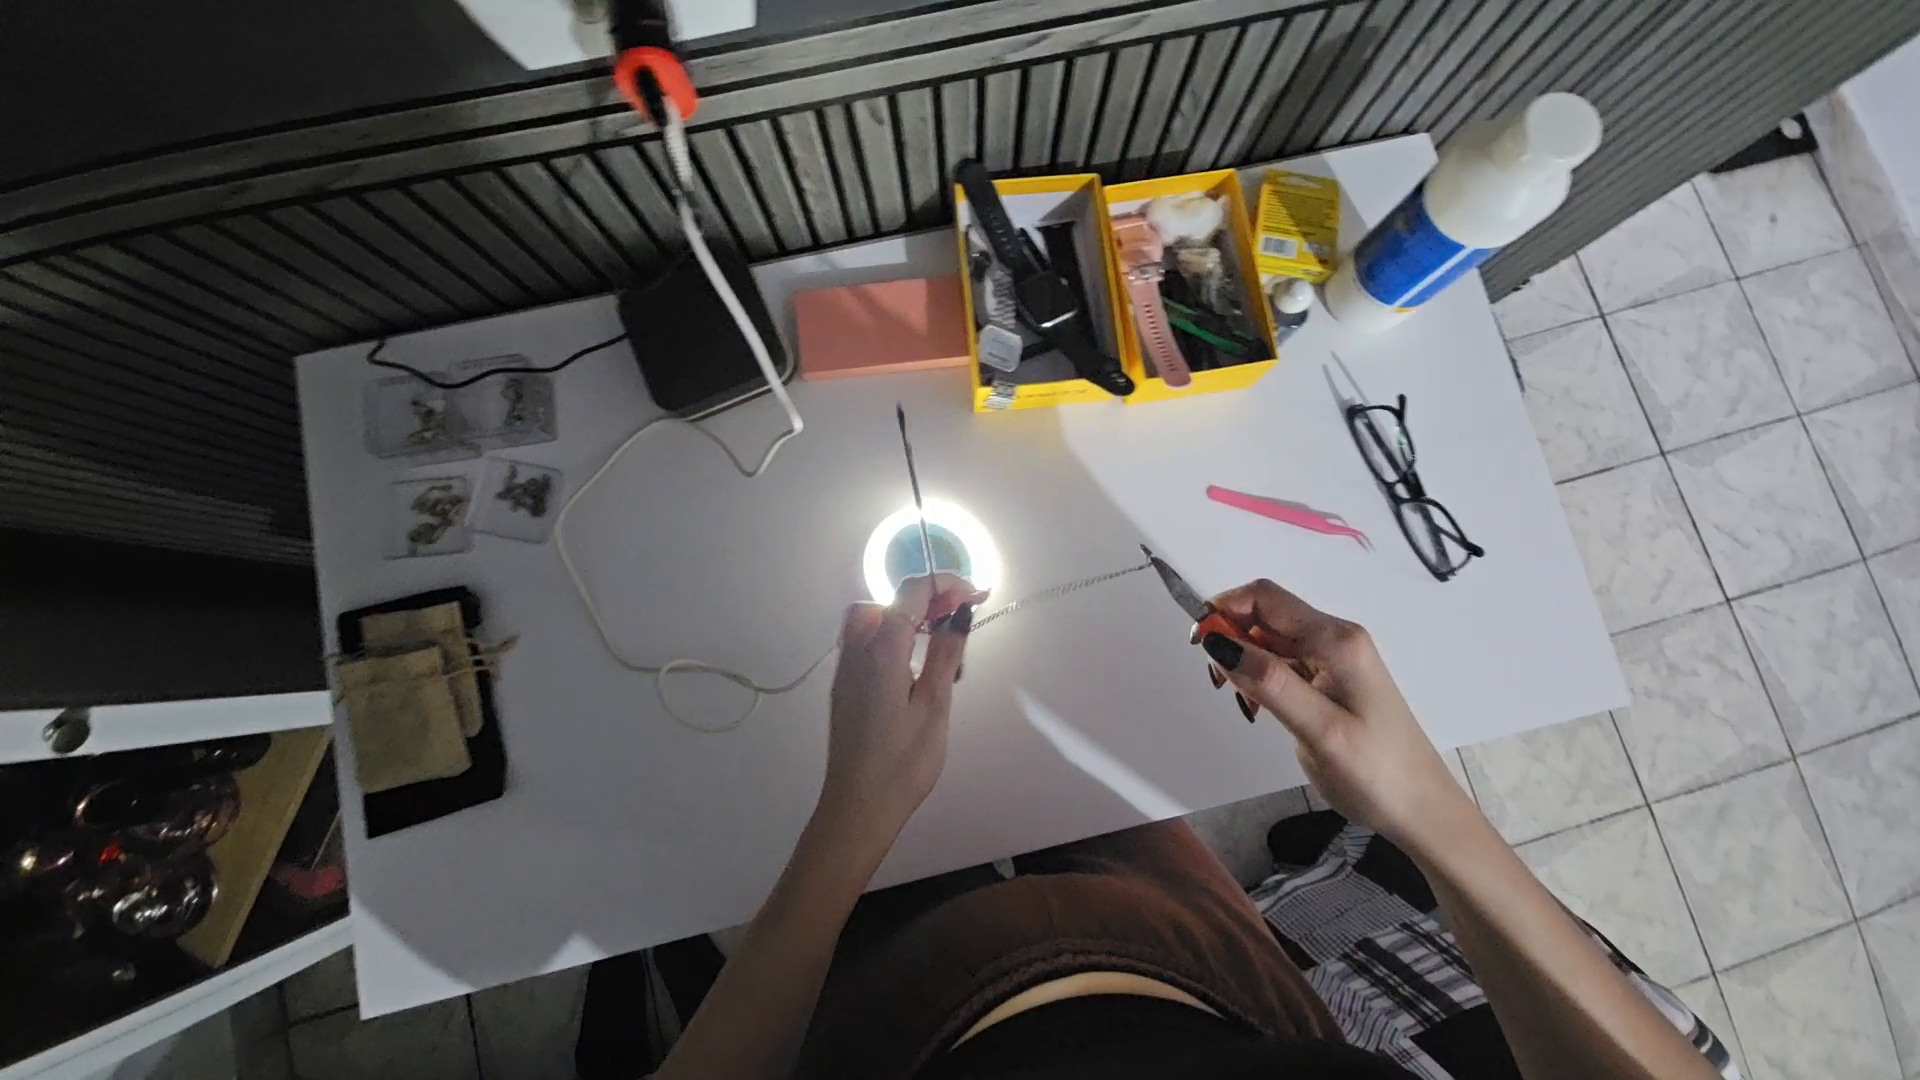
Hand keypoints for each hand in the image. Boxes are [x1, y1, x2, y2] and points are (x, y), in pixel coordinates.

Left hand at [818, 575, 976, 850]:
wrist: (858, 806)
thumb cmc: (903, 762)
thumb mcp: (935, 705)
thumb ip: (946, 654)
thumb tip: (959, 613)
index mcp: (881, 651)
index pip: (911, 593)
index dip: (945, 584)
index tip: (976, 596)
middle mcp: (857, 651)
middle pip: (888, 600)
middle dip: (926, 597)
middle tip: (960, 617)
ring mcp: (846, 669)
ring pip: (873, 619)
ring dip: (908, 616)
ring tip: (942, 645)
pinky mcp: (846, 686)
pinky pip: (867, 643)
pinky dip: (893, 637)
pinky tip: (916, 668)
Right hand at [1198, 579, 1467, 849]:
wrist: (1422, 811)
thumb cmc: (1375, 772)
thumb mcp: (1318, 729)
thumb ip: (1268, 682)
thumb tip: (1216, 641)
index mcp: (1335, 640)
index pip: (1264, 597)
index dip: (1223, 608)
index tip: (1199, 645)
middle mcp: (1334, 638)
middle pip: (1264, 614)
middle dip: (1229, 638)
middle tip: (1218, 683)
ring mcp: (1333, 659)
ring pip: (1268, 639)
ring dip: (1242, 661)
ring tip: (1243, 702)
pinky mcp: (1329, 679)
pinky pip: (1281, 662)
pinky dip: (1259, 677)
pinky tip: (1259, 707)